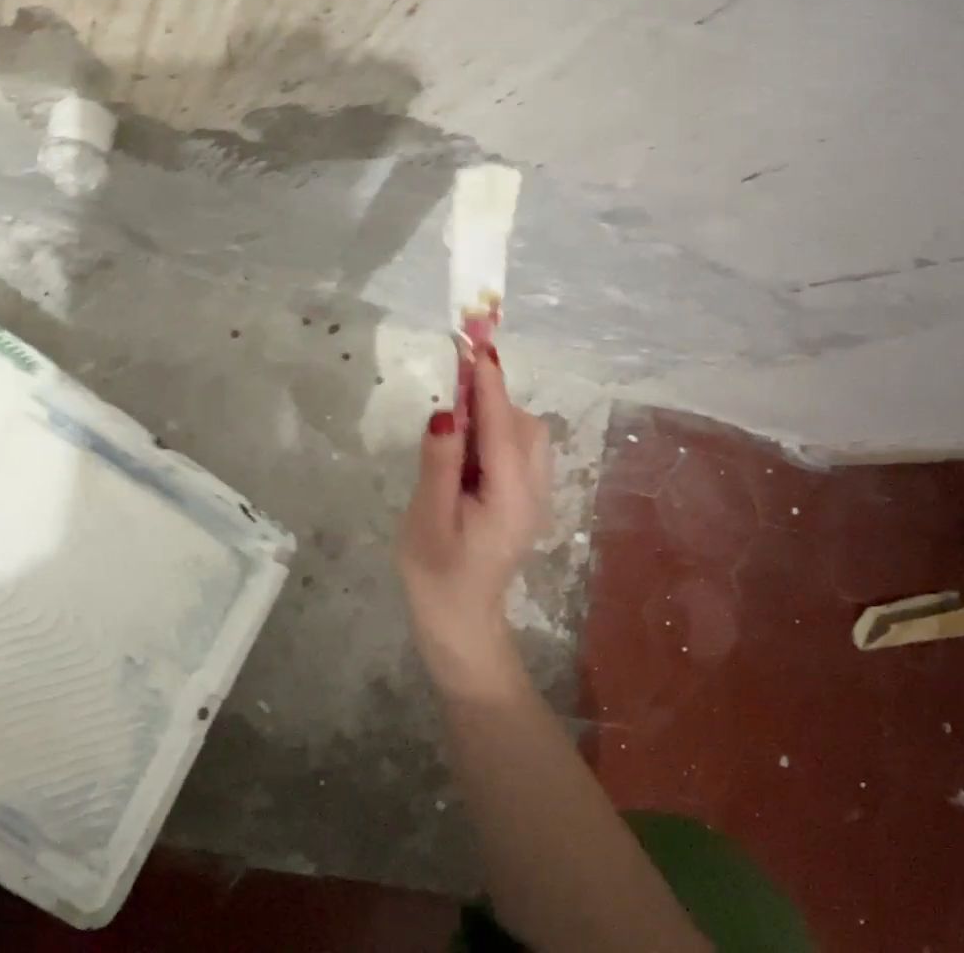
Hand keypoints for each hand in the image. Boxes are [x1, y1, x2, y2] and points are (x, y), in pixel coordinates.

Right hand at [397, 350, 549, 691]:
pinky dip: (497, 435)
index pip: (503, 425)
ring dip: (495, 417)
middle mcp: (536, 491)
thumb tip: (447, 410)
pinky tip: (465, 450)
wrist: (458, 619)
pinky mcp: (526, 501)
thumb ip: (438, 463)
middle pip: (525, 425)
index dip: (488, 383)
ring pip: (527, 437)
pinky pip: (520, 452)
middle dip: (492, 400)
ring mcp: (537, 497)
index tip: (473, 344)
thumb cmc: (435, 572)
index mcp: (511, 496)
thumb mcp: (427, 518)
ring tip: (452, 426)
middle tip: (449, 394)